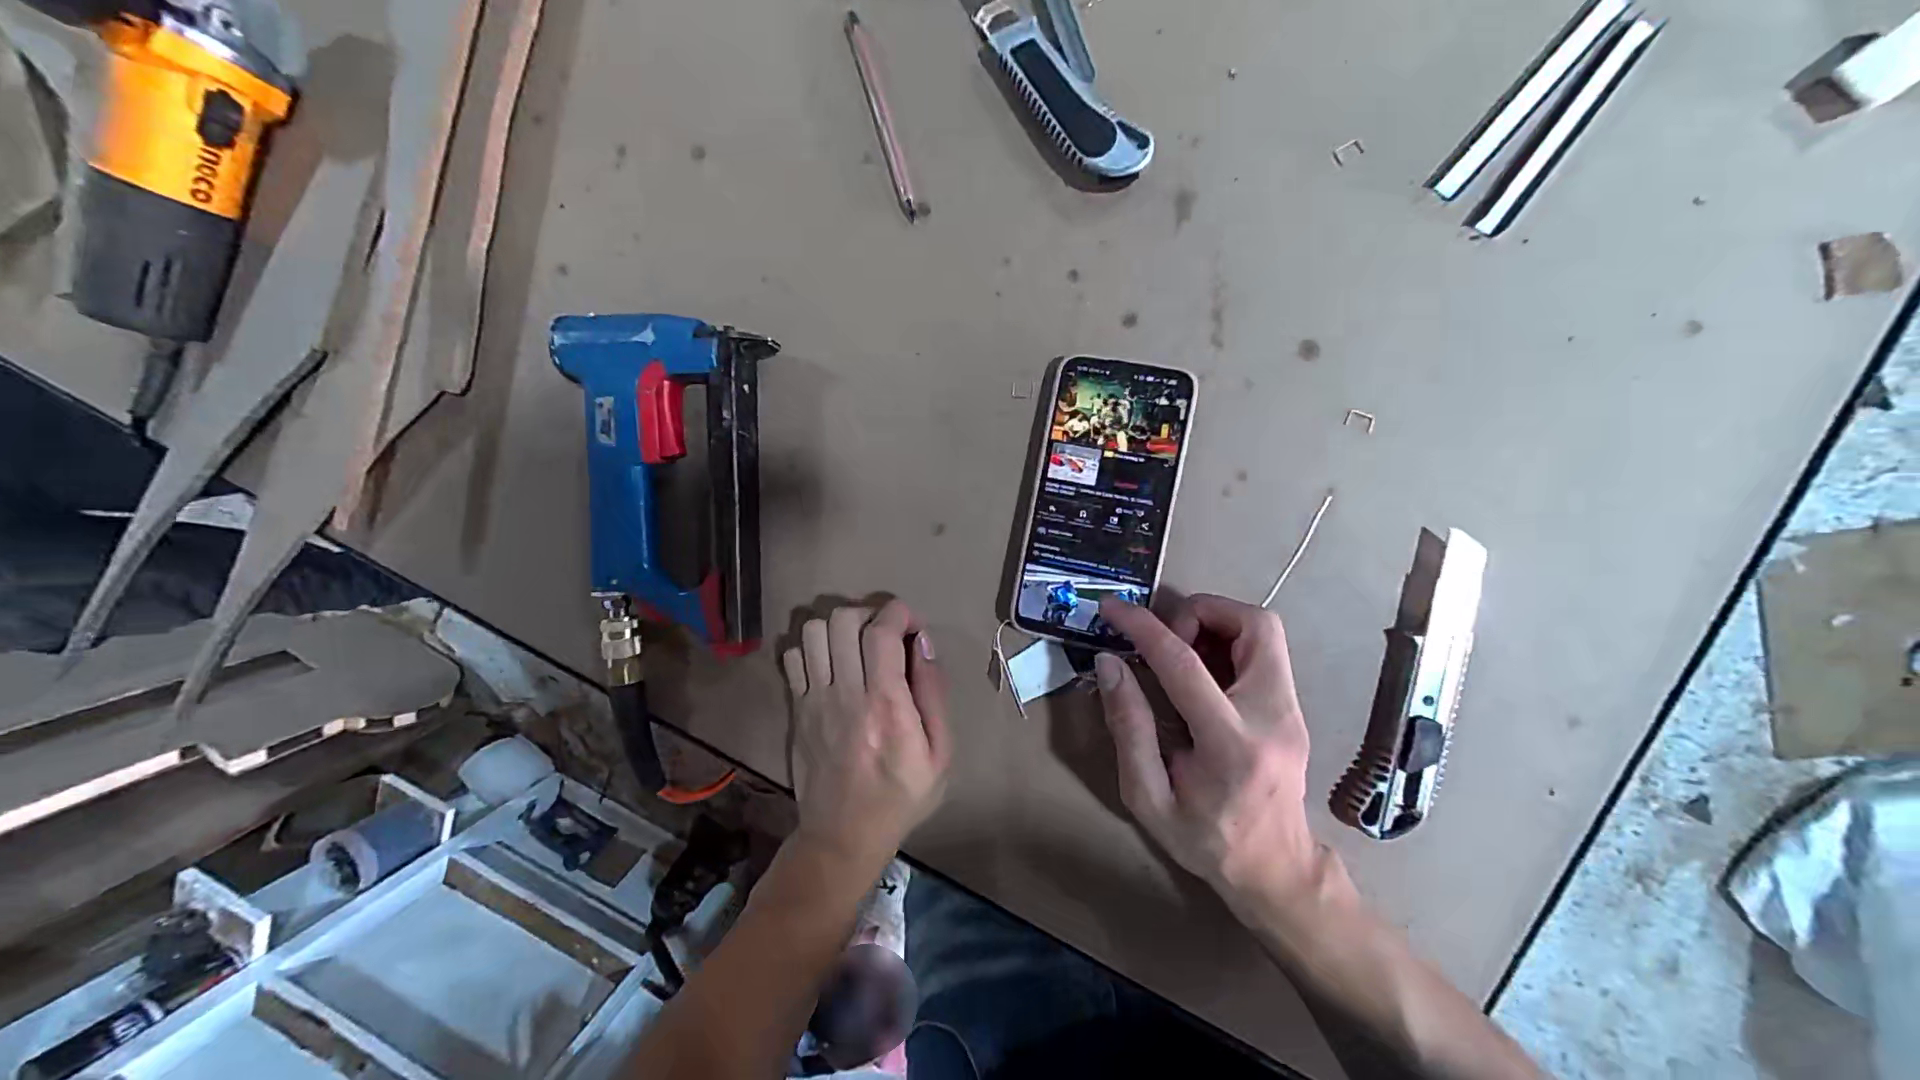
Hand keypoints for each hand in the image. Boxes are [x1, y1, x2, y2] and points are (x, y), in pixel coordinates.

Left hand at [782, 600, 951, 871]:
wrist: (843, 836)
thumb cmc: (901, 796)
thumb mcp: (940, 754)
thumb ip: (934, 693)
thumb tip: (922, 643)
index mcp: (886, 704)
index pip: (881, 630)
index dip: (898, 612)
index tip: (911, 624)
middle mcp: (846, 693)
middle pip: (843, 620)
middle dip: (869, 614)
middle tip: (884, 635)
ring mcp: (814, 700)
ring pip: (812, 631)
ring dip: (837, 628)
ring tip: (855, 647)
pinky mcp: (797, 709)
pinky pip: (792, 656)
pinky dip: (811, 650)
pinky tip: (830, 667)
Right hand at [1094, 594, 1320, 916]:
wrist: (1276, 871)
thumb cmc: (1205, 840)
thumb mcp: (1147, 796)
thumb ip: (1128, 727)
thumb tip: (1110, 664)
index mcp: (1230, 743)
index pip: (1184, 663)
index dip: (1143, 627)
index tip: (1113, 609)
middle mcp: (1273, 715)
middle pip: (1254, 624)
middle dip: (1201, 610)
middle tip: (1165, 636)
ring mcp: (1291, 710)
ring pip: (1264, 630)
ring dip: (1216, 624)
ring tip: (1179, 652)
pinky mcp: (1293, 708)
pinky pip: (1265, 651)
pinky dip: (1228, 643)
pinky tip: (1200, 672)